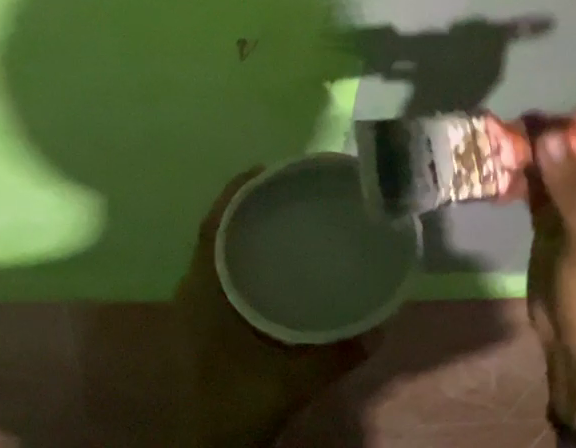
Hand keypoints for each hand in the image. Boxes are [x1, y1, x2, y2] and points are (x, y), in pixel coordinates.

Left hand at [171, 168, 380, 447]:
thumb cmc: (235, 406)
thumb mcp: (290, 383)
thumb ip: (336, 355)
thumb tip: (381, 326)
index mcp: (204, 290)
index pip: (212, 224)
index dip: (236, 191)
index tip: (268, 168)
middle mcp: (194, 289)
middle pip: (216, 230)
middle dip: (247, 204)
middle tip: (290, 190)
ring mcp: (195, 306)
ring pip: (217, 251)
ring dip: (244, 229)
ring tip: (286, 215)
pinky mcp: (202, 322)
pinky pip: (221, 272)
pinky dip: (244, 257)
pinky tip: (275, 265)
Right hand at [525, 101, 575, 442]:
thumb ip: (568, 186)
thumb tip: (548, 132)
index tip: (567, 115)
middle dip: (559, 128)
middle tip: (523, 125)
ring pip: (561, 159)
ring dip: (535, 147)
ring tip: (503, 135)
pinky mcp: (552, 216)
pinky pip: (539, 181)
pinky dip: (521, 170)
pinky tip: (497, 159)